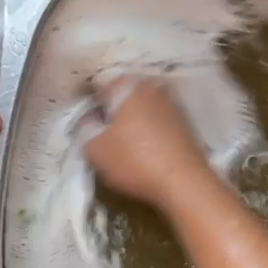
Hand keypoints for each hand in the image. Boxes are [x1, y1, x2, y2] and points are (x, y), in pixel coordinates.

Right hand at [82, 79, 216, 206]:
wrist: (185, 183)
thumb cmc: (135, 161)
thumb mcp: (95, 149)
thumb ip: (85, 129)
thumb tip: (90, 120)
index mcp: (128, 86)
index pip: (98, 85)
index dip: (87, 101)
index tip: (82, 118)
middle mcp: (152, 87)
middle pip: (122, 94)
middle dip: (110, 109)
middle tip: (99, 129)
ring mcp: (172, 104)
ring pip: (141, 107)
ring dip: (130, 119)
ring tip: (120, 141)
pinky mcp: (185, 123)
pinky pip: (157, 120)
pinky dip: (147, 129)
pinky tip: (142, 148)